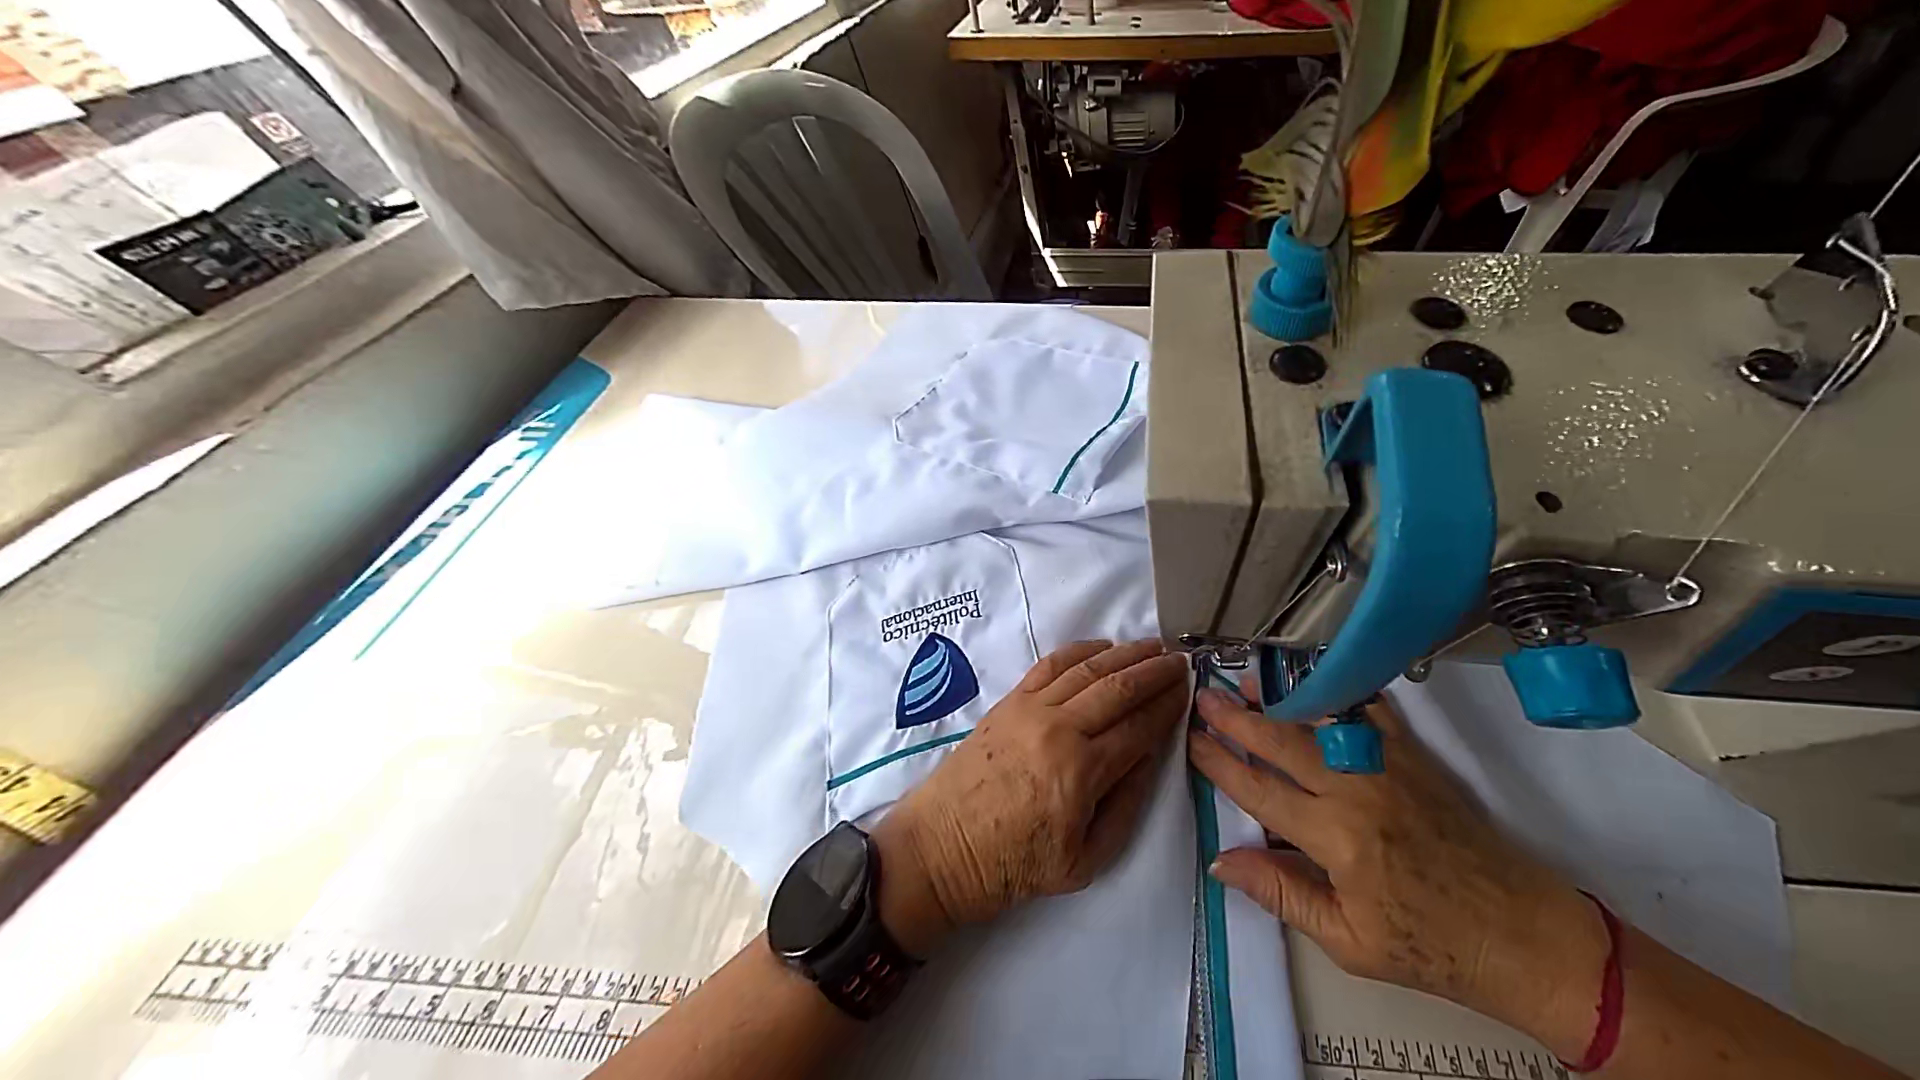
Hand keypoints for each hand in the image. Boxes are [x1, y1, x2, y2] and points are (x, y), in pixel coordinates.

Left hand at [872, 640, 1188, 954]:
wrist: (944, 846)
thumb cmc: (1015, 864)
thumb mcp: (1086, 860)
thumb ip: (1125, 805)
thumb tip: (1150, 756)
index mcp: (1081, 772)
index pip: (1139, 728)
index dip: (1167, 707)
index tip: (1188, 691)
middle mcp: (1058, 730)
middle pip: (1118, 689)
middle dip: (1154, 672)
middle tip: (1179, 661)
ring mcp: (1029, 710)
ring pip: (1086, 670)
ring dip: (1124, 654)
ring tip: (1152, 647)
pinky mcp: (1008, 703)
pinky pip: (1049, 666)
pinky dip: (1079, 651)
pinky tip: (1102, 646)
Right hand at [1186, 690, 1610, 1059]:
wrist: (1525, 936)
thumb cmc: (1429, 946)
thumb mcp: (1347, 942)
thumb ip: (1280, 892)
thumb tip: (1221, 860)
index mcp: (1337, 839)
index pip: (1259, 791)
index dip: (1219, 763)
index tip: (1191, 741)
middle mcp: (1357, 792)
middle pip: (1282, 743)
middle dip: (1236, 718)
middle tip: (1204, 695)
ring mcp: (1388, 768)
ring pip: (1320, 721)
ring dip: (1278, 698)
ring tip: (1246, 681)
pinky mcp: (1415, 759)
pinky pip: (1371, 713)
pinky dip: (1339, 694)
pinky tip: (1314, 683)